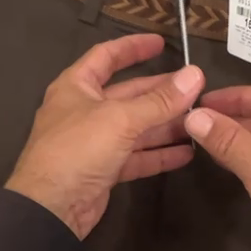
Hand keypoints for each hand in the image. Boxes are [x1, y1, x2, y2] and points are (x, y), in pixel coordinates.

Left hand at [6, 33, 203, 238]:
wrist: (51, 207)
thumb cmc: (78, 149)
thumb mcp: (120, 119)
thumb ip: (159, 101)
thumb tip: (195, 76)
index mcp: (77, 86)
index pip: (107, 56)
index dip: (133, 47)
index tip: (161, 42)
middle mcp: (85, 110)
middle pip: (128, 95)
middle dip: (161, 92)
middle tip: (196, 89)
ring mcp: (95, 142)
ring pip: (136, 128)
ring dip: (165, 125)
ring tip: (198, 121)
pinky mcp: (104, 170)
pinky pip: (136, 157)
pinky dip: (158, 154)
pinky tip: (186, 153)